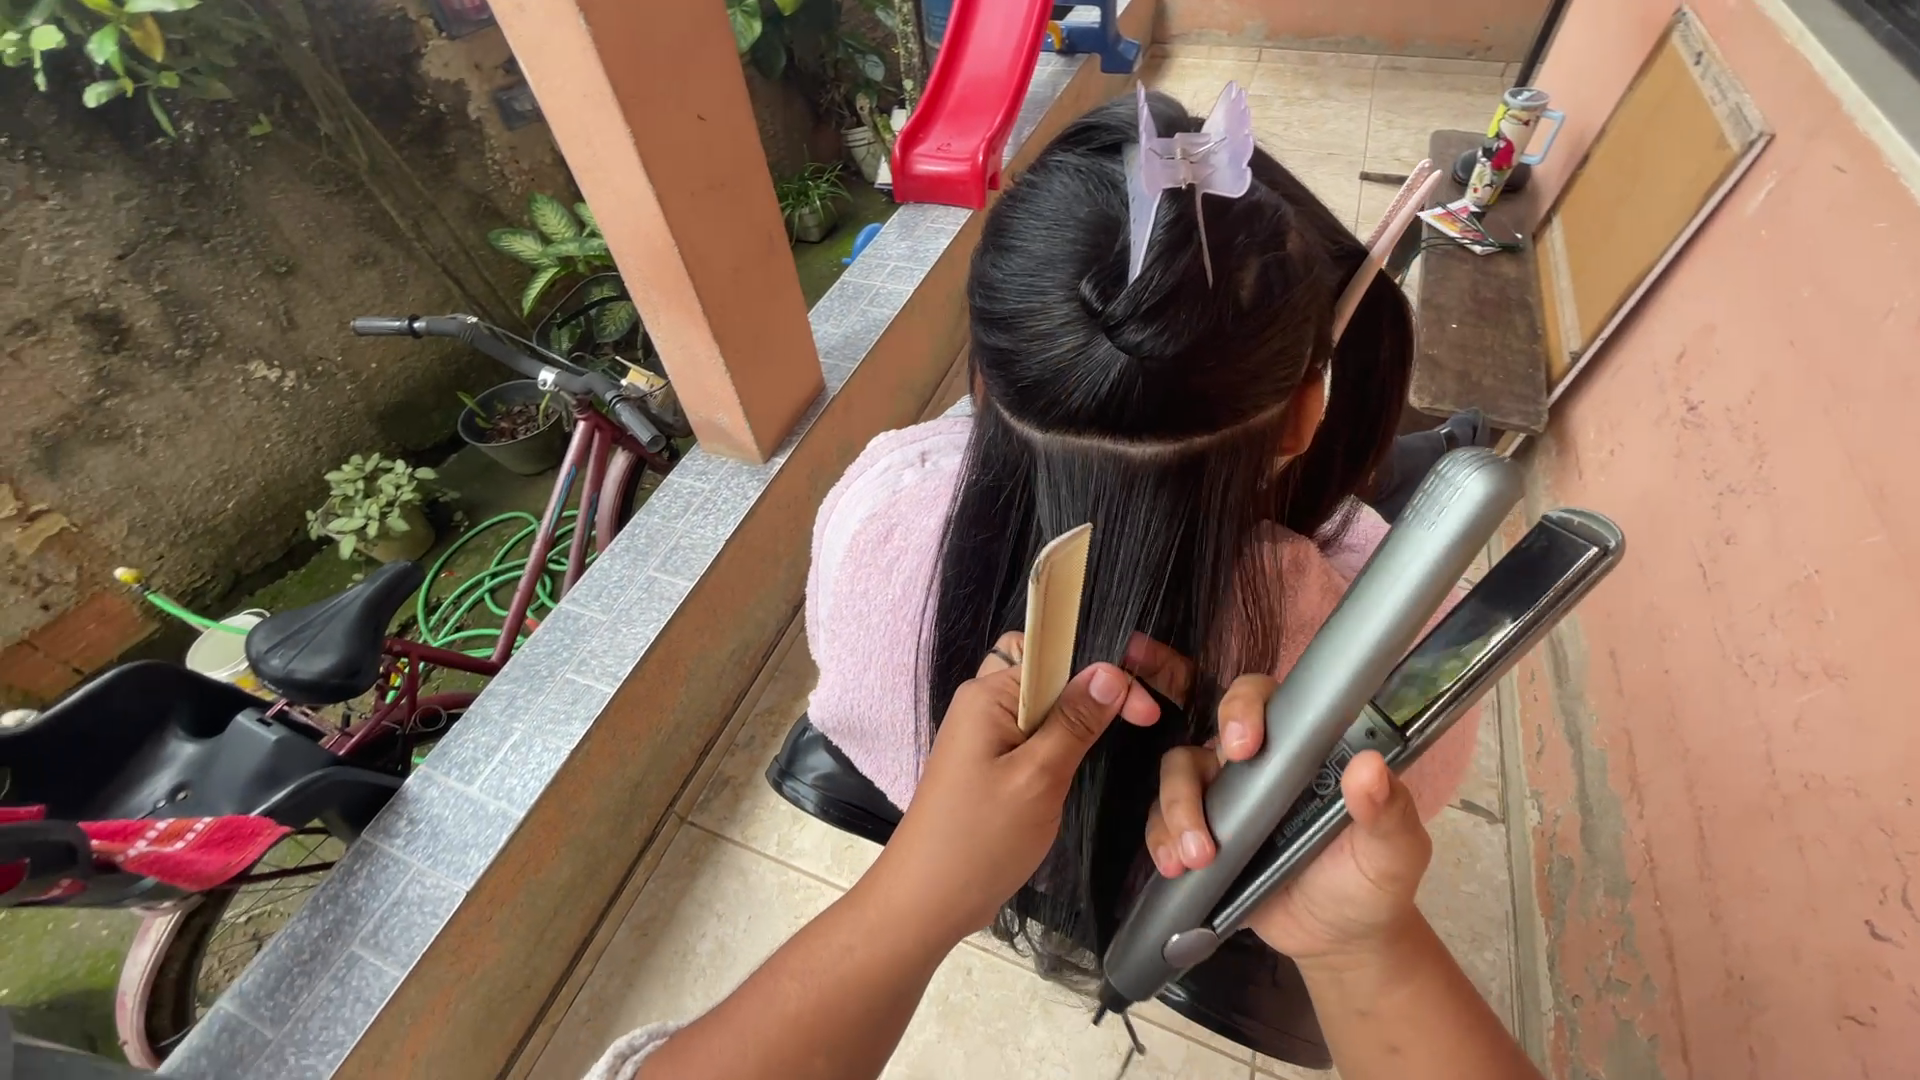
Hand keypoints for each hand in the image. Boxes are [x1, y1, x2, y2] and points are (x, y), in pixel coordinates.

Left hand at [866, 632, 1161, 944]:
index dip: (1101, 675)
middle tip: (1127, 720)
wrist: (927, 898)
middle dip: (1085, 690)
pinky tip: (1077, 762)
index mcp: (987, 694)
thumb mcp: (1038, 778)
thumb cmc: (980, 840)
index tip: (1144, 709)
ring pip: (1039, 704)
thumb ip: (1074, 722)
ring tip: (1106, 743)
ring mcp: (982, 733)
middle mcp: (981, 703)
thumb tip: (1110, 672)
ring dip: (1072, 719)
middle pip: (1044, 672)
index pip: (1054, 656)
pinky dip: (1056, 741)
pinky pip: (1028, 732)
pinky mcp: (988, 761)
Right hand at [1144, 674, 1432, 961]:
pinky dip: (1161, 840)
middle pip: (1200, 740)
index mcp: (1297, 750)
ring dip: (1175, 814)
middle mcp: (1252, 765)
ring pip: (1175, 779)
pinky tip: (1176, 867)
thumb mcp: (1392, 851)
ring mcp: (1220, 798)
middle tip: (1201, 822)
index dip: (1241, 709)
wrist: (1340, 940)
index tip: (1243, 745)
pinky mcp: (1199, 832)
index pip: (1260, 701)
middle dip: (1188, 778)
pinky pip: (1162, 822)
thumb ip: (1388, 810)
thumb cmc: (1371, 882)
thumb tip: (1370, 765)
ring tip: (1195, 859)